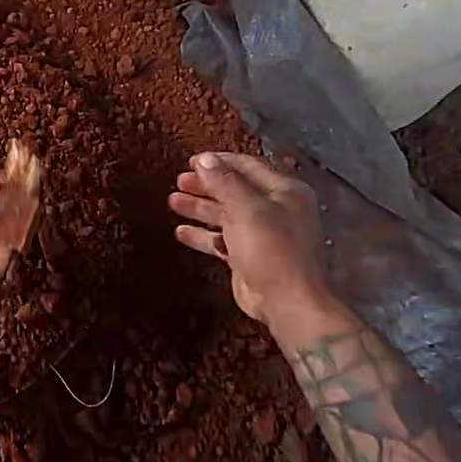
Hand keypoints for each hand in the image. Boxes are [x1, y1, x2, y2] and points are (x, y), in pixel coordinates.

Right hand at [168, 152, 333, 326]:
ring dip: (200, 208)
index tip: (192, 160)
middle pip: (234, 190)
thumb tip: (204, 159)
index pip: (248, 166)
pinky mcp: (248, 256)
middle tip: (179, 181)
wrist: (287, 302)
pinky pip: (222, 239)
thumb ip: (224, 182)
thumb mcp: (247, 210)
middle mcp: (275, 209)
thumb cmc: (272, 249)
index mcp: (284, 192)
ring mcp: (261, 234)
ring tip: (173, 201)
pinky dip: (203, 235)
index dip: (219, 161)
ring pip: (226, 215)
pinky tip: (181, 232)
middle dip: (206, 185)